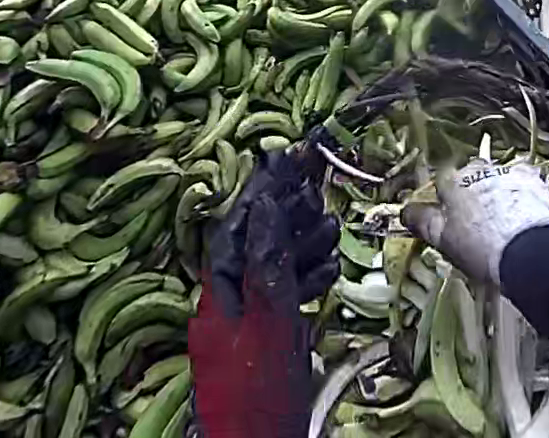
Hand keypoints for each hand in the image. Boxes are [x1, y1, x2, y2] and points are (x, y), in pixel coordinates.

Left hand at [191, 153, 337, 437]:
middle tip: (313, 185)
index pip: (237, 227)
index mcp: (218, 295)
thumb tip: (262, 204)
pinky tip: (328, 269)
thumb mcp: (268, 320)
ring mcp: (248, 322)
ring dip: (303, 243)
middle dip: (286, 212)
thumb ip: (266, 262)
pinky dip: (306, 277)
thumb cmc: (261, 391)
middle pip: (257, 242)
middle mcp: (228, 302)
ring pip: (275, 267)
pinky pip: (285, 295)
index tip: (281, 158)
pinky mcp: (268, 339)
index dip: (259, 191)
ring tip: (330, 225)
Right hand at [403, 156, 548, 285]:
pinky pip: (523, 179)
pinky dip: (522, 190)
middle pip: (470, 174)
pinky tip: (526, 208)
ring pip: (496, 175)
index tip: (449, 214)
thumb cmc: (480, 248)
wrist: (530, 250)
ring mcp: (506, 171)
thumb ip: (423, 221)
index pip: (441, 180)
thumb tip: (405, 211)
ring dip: (497, 190)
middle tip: (478, 218)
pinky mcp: (532, 178)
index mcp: (453, 183)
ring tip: (504, 218)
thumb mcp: (443, 240)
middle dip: (471, 189)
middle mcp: (478, 169)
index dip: (445, 197)